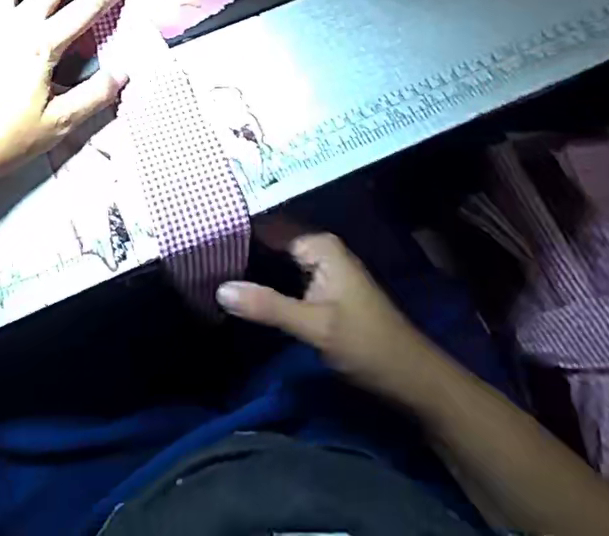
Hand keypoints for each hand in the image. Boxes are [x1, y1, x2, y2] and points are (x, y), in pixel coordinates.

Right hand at [216, 233, 445, 401]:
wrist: (416, 384)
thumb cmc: (371, 347)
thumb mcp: (316, 328)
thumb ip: (268, 306)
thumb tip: (218, 288)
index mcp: (319, 245)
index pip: (265, 224)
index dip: (233, 227)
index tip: (196, 229)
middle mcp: (317, 248)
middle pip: (265, 238)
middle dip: (234, 243)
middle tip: (192, 246)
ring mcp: (317, 268)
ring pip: (270, 256)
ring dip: (243, 260)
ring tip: (202, 259)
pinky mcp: (315, 288)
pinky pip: (277, 272)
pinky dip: (257, 276)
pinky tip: (231, 282)